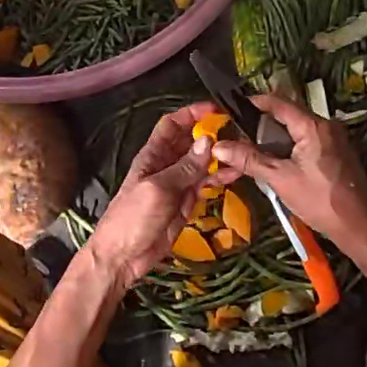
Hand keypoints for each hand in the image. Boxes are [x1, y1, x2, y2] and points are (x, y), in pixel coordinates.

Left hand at [80, 103, 230, 287]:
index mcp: (152, 156)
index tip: (216, 109)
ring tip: (243, 150)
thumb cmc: (132, 219)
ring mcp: (177, 184)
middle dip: (211, 132)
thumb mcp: (158, 189)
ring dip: (219, 155)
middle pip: (190, 141)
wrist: (123, 257)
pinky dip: (219, 177)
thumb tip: (208, 141)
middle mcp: (166, 165)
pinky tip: (236, 173)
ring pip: (201, 162)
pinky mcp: (186, 202)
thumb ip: (184, 168)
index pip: (172, 125)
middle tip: (238, 129)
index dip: (191, 114)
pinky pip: (205, 183)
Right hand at [210, 93, 366, 247]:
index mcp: (313, 125)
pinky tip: (273, 165)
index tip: (230, 111)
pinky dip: (287, 149)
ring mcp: (332, 139)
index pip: (277, 102)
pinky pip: (305, 142)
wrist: (359, 226)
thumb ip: (249, 160)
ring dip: (272, 140)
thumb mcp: (280, 179)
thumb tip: (218, 147)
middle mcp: (325, 125)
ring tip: (249, 153)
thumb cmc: (320, 200)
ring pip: (294, 130)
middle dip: (259, 126)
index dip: (252, 103)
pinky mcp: (334, 153)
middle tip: (236, 137)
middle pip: (286, 115)